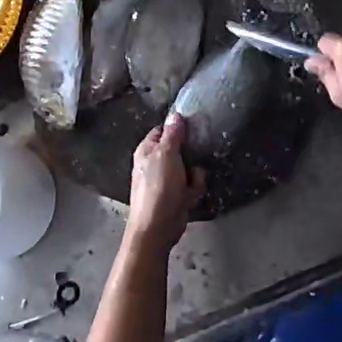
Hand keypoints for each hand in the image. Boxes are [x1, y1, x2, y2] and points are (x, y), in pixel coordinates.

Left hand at [127, 115, 203, 251]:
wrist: (158, 227)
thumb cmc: (159, 188)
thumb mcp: (166, 155)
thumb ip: (172, 134)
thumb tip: (175, 114)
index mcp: (147, 150)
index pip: (164, 130)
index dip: (177, 131)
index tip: (193, 130)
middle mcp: (155, 162)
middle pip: (181, 150)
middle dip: (190, 159)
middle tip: (190, 164)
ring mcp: (166, 179)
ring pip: (190, 168)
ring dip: (194, 178)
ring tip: (188, 186)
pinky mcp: (176, 195)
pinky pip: (192, 186)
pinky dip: (192, 191)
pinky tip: (189, 198)